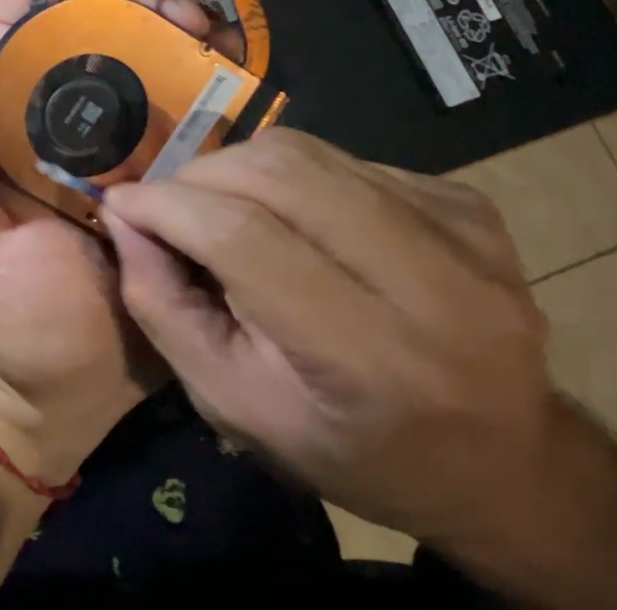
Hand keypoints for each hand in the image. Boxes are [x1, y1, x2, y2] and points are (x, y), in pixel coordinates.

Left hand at [0, 0, 211, 479]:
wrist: (79, 387)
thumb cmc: (13, 317)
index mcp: (13, 127)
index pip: (17, 31)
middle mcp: (73, 122)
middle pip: (99, 27)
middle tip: (168, 15)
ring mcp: (135, 145)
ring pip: (155, 55)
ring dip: (181, 24)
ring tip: (202, 37)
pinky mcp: (186, 176)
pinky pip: (203, 109)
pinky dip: (220, 75)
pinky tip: (233, 71)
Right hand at [99, 129, 554, 546]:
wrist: (498, 465)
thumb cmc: (346, 447)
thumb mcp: (230, 403)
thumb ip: (163, 307)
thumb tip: (123, 218)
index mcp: (368, 356)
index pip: (242, 236)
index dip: (164, 206)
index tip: (119, 205)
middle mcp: (432, 283)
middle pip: (277, 174)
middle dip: (195, 177)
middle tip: (166, 208)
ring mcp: (461, 234)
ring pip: (308, 152)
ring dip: (237, 169)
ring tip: (220, 210)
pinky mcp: (470, 206)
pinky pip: (345, 160)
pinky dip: (292, 178)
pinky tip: (296, 223)